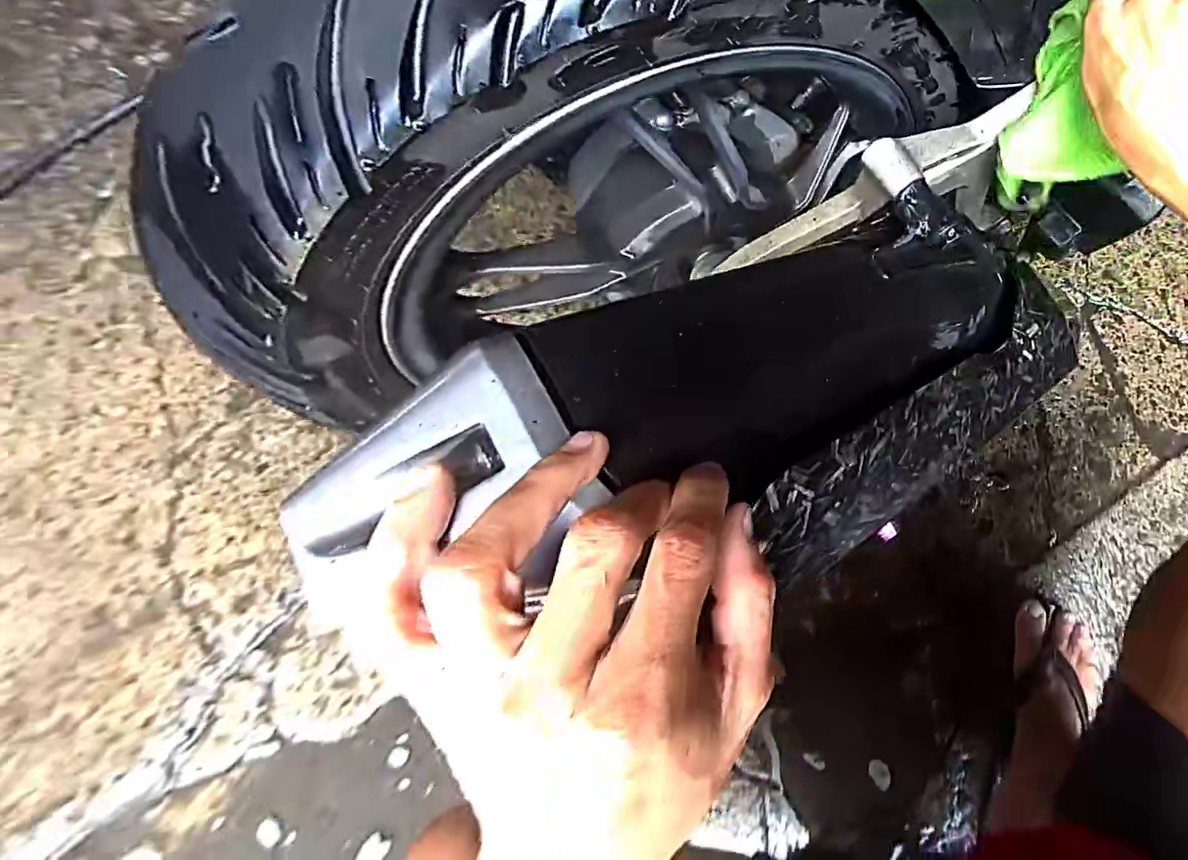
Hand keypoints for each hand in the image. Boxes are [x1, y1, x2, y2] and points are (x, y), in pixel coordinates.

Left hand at [347, 434, 775, 859]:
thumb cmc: (661, 784)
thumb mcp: (739, 704)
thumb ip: (749, 607)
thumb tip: (734, 524)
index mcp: (637, 696)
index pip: (675, 560)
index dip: (699, 502)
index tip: (708, 483)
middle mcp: (547, 688)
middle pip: (593, 549)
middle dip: (645, 496)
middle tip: (665, 488)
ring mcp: (474, 687)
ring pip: (476, 566)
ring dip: (531, 491)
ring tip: (577, 456)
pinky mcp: (429, 687)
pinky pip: (386, 611)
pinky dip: (396, 541)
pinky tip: (435, 485)